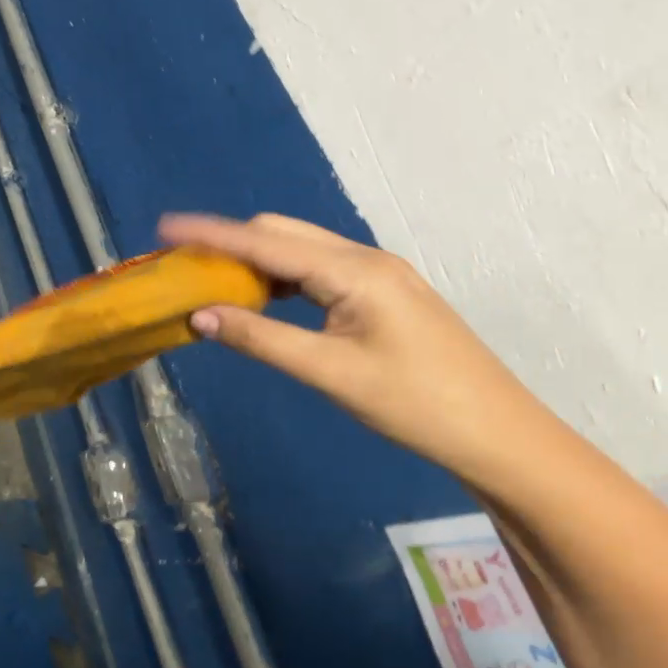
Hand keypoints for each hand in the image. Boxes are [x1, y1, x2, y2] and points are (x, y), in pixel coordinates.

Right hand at [158, 213, 537, 472]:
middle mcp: (365, 261)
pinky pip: (315, 269)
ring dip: (252, 260)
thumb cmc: (415, 405)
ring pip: (297, 249)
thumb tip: (198, 315)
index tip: (163, 228)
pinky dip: (277, 276)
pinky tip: (260, 300)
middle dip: (228, 243)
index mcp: (354, 273)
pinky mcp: (382, 294)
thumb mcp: (328, 373)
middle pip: (279, 233)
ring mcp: (378, 275)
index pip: (264, 242)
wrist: (504, 440)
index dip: (210, 234)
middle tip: (185, 270)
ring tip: (212, 285)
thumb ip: (258, 338)